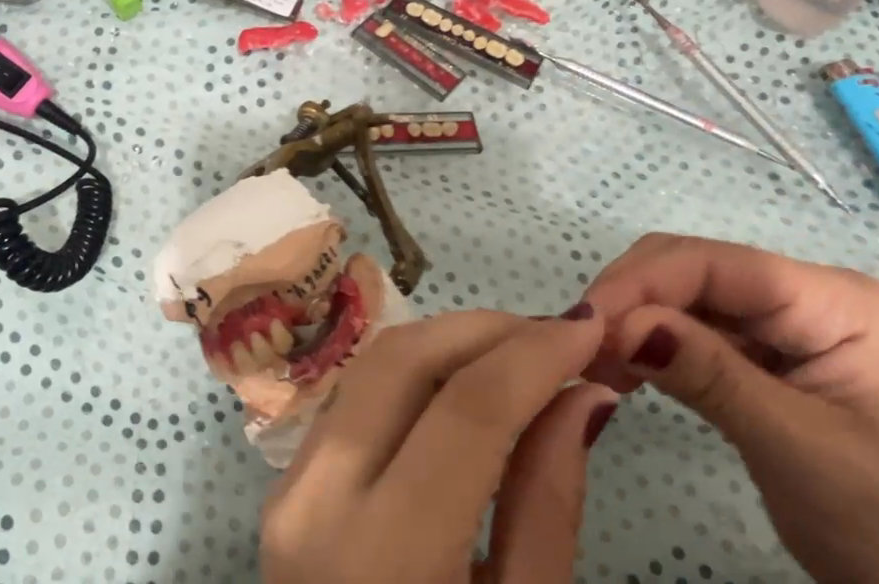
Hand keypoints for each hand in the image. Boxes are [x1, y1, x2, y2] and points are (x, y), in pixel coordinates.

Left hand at [261, 310, 619, 582]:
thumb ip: (546, 501)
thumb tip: (583, 394)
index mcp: (382, 551)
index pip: (466, 409)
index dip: (536, 354)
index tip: (593, 326)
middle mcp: (317, 498)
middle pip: (402, 361)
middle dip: (487, 330)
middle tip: (559, 337)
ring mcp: (288, 487)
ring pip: (370, 368)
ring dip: (449, 343)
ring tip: (523, 355)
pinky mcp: (285, 486)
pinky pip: (353, 401)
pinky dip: (414, 376)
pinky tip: (467, 388)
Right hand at [583, 234, 878, 583]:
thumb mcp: (798, 448)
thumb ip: (708, 374)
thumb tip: (614, 323)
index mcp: (836, 301)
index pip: (715, 263)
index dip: (641, 282)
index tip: (583, 327)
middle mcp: (810, 298)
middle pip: (695, 271)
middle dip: (632, 300)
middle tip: (582, 352)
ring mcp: (792, 331)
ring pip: (689, 302)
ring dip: (636, 326)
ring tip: (595, 369)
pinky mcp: (773, 363)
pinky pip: (699, 337)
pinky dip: (656, 351)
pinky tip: (625, 376)